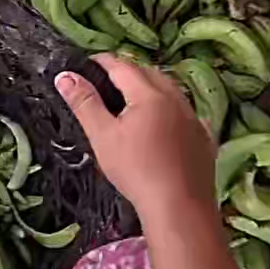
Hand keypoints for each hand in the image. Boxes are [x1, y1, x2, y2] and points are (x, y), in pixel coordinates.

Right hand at [55, 53, 216, 224]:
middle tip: (106, 78)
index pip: (122, 66)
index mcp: (149, 94)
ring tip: (132, 96)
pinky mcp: (204, 138)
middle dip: (127, 70)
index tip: (87, 62)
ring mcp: (194, 119)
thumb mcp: (102, 136)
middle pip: (149, 73)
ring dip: (150, 86)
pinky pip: (186, 112)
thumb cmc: (135, 170)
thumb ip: (84, 103)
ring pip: (171, 91)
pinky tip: (165, 121)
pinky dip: (170, 108)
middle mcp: (176, 99)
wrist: (179, 207)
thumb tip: (65, 75)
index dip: (103, 61)